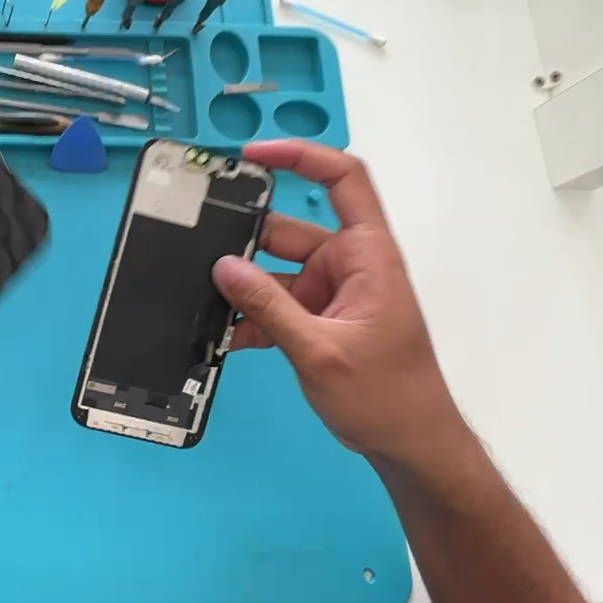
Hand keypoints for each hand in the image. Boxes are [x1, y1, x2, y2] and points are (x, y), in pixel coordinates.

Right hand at [212, 141, 470, 467]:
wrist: (408, 445)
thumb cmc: (384, 394)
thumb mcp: (320, 350)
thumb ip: (268, 307)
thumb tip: (223, 267)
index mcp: (366, 254)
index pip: (343, 180)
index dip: (301, 157)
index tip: (251, 157)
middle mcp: (346, 264)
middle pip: (286, 233)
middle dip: (243, 243)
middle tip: (194, 251)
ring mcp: (328, 293)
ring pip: (271, 274)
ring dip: (240, 292)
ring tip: (199, 303)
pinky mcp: (314, 321)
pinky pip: (272, 307)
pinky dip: (247, 319)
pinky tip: (218, 336)